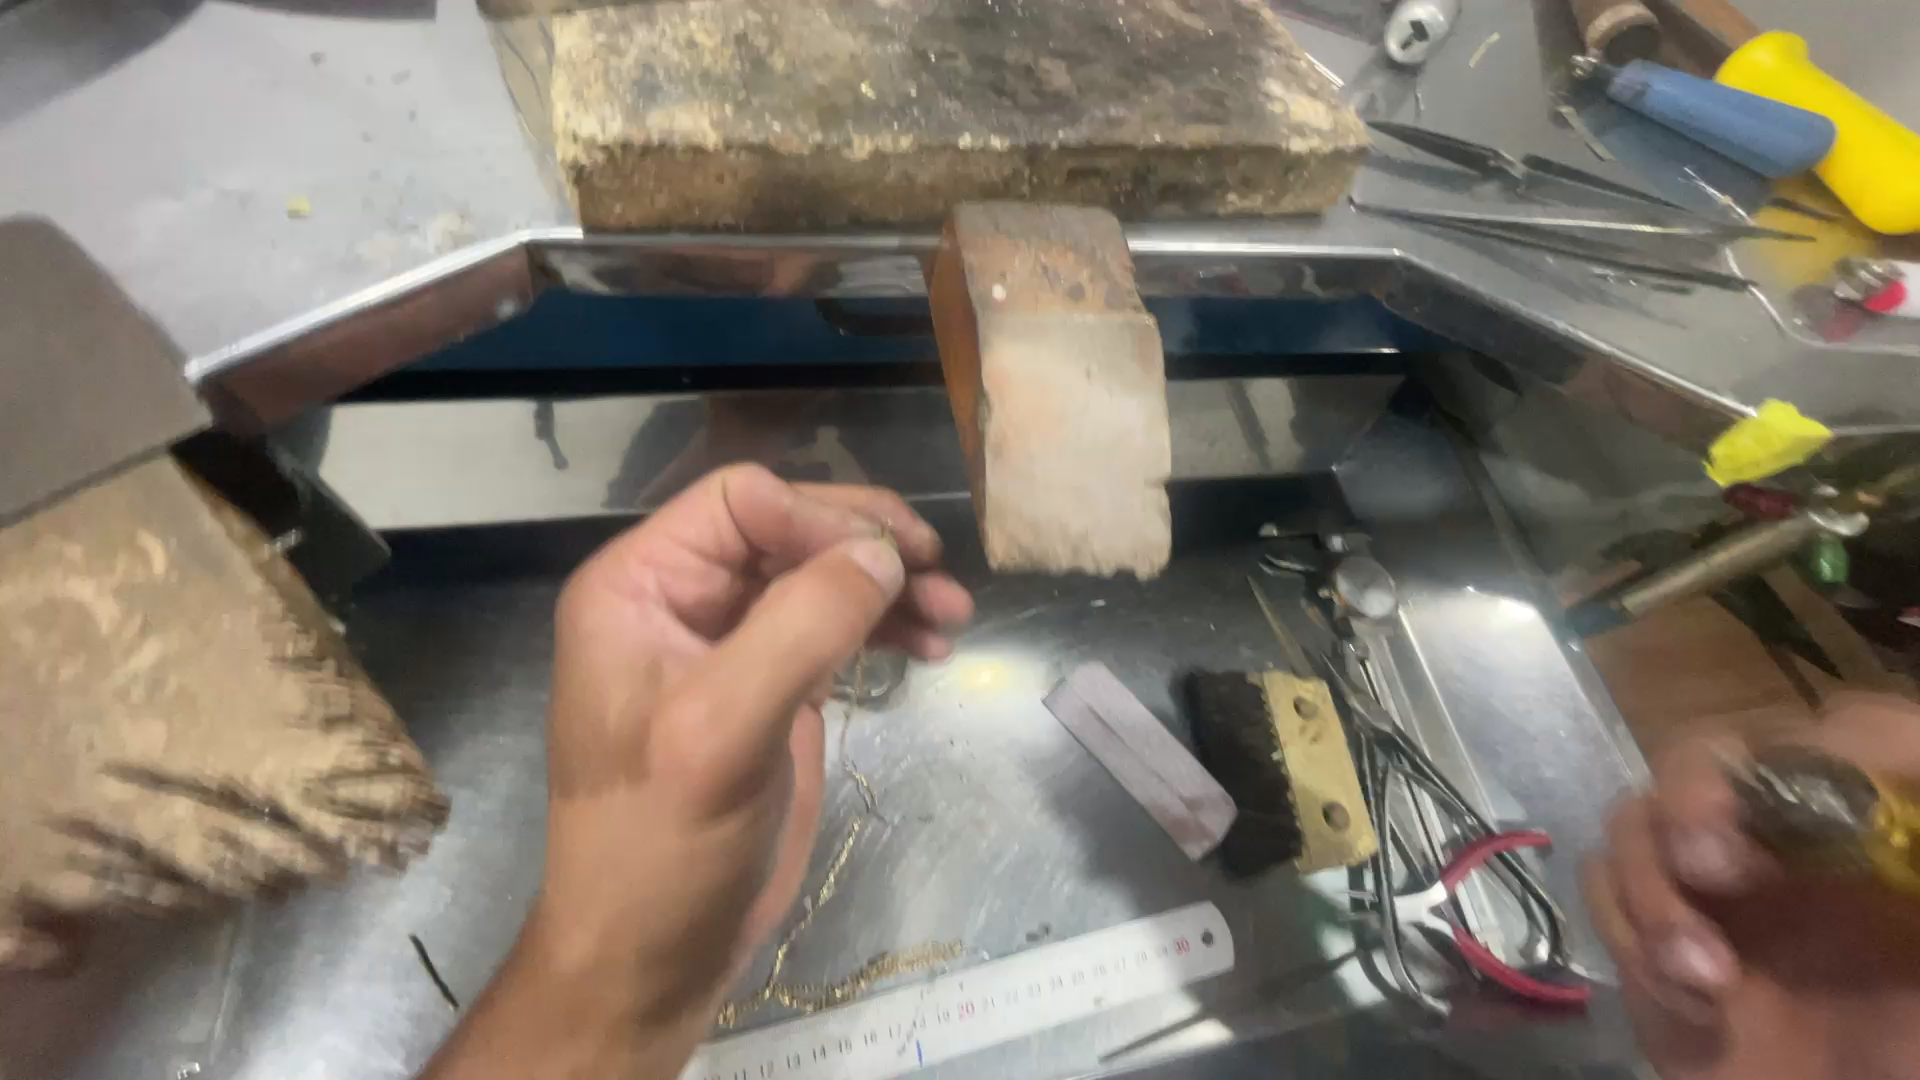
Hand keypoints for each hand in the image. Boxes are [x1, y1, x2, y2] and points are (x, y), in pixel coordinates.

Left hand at [424, 465, 971, 1078]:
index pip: (743, 502)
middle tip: (938, 571)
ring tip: (954, 613)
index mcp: (644, 584)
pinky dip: (887, 626)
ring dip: (891, 587)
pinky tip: (931, 645)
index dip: (819, 519)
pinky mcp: (775, 681)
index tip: (888, 565)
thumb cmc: (663, 848)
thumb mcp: (723, 733)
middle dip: (868, 546)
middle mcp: (687, 597)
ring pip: (824, 575)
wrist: (656, 955)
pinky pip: (838, 625)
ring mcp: (734, 639)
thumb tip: (884, 555)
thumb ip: (803, 627)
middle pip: (792, 530)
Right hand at [1585, 693, 1919, 1079]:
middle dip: (1693, 801)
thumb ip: (1915, 857)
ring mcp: (1708, 876)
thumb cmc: (1913, 1058)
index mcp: (1880, 833)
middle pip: (1711, 751)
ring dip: (1653, 894)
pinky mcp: (1643, 915)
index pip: (1859, 730)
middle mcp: (1791, 836)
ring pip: (1635, 815)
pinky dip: (1630, 934)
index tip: (1816, 810)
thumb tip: (1897, 792)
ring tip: (1703, 977)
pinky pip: (1599, 881)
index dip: (1840, 743)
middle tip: (1707, 869)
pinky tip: (1690, 1002)